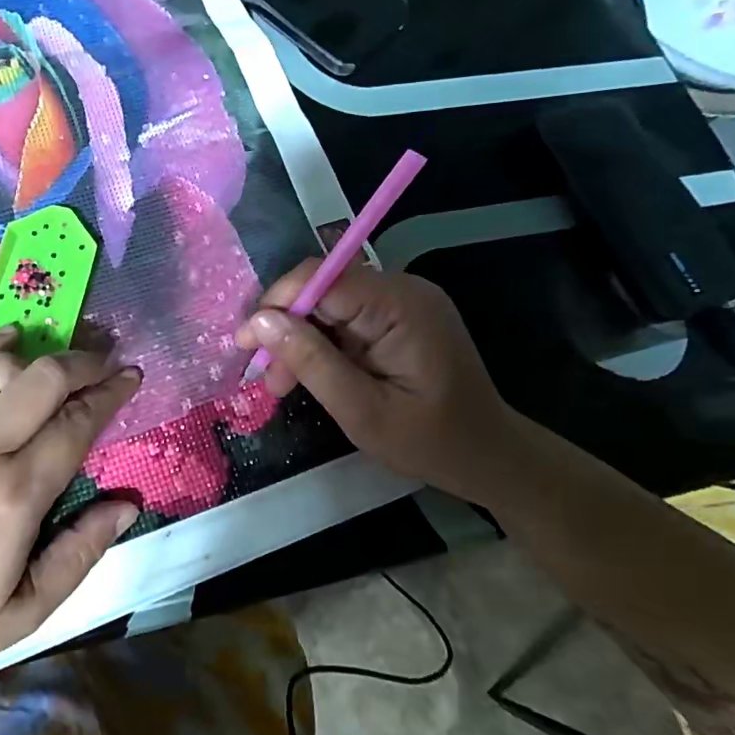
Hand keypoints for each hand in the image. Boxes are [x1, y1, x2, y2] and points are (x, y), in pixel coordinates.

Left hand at [0, 327, 141, 716]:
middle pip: (43, 378)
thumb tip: (127, 504)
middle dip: (85, 361)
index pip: (76, 424)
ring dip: (40, 351)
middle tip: (109, 358)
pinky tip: (5, 341)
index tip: (132, 377)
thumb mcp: (24, 612)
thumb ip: (81, 551)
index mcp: (14, 495)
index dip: (110, 395)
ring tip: (65, 352)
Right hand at [233, 260, 518, 496]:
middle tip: (266, 377)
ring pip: (326, 304)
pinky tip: (305, 374)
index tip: (247, 344)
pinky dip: (317, 344)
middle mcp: (402, 290)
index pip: (323, 278)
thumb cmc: (429, 441)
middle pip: (321, 288)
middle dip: (285, 327)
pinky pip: (342, 318)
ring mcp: (400, 302)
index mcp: (402, 306)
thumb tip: (259, 322)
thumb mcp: (361, 410)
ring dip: (297, 340)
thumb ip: (311, 361)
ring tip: (282, 384)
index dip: (278, 303)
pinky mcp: (395, 318)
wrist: (487, 456)